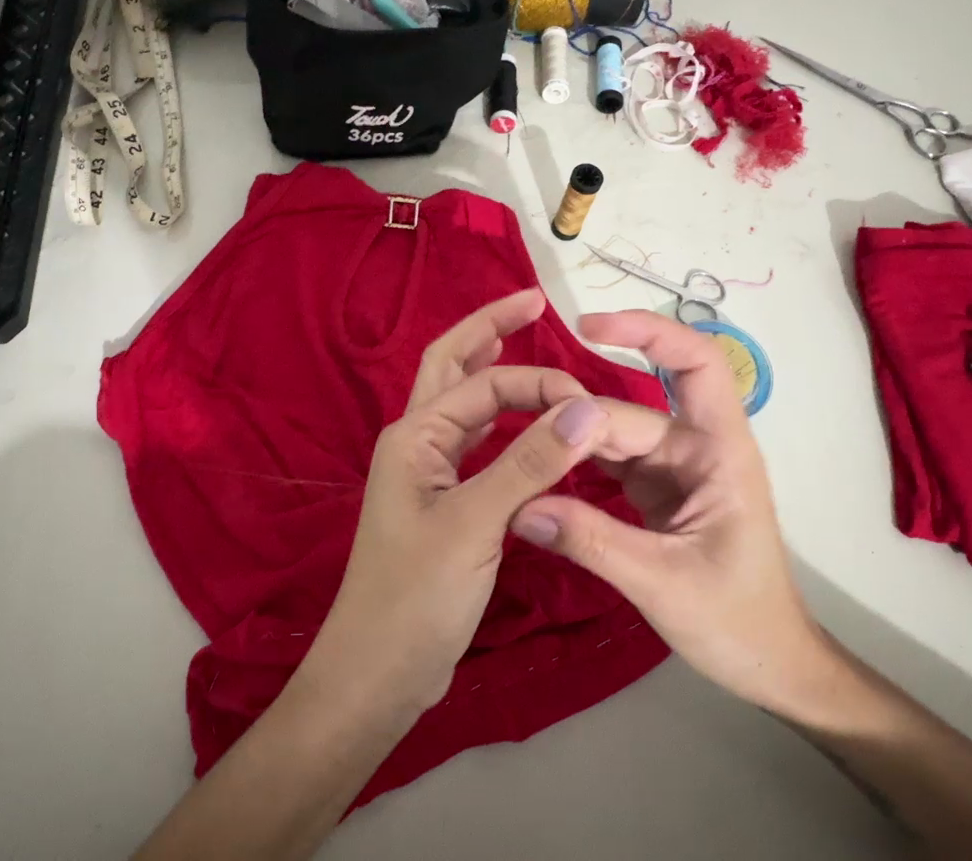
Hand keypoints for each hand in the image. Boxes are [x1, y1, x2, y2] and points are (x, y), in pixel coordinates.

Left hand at [297, 289, 612, 715]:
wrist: (379, 671)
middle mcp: (416, 444)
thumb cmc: (416, 596)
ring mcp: (428, 475)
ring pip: (463, 405)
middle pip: (452, 367)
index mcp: (414, 437)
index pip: (485, 384)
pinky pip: (476, 446)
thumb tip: (587, 408)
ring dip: (493, 372)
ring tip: (528, 341)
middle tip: (533, 301)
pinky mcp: (444, 505)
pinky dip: (502, 423)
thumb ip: (529, 464)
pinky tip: (525, 421)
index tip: (592, 403)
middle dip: (489, 331)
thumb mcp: (474, 525)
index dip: (539, 382)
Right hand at [510, 310, 838, 713]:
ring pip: (615, 432)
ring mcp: (674, 470)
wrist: (767, 665)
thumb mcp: (663, 583)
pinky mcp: (654, 493)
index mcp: (722, 453)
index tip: (586, 326)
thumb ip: (592, 541)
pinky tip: (537, 464)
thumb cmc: (737, 621)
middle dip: (579, 412)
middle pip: (631, 406)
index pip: (691, 368)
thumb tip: (520, 507)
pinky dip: (574, 460)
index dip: (646, 333)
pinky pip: (608, 461)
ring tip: (519, 443)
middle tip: (524, 430)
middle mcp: (697, 449)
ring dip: (571, 435)